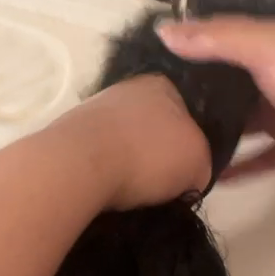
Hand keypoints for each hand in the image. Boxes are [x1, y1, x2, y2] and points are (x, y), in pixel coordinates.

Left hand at [49, 75, 211, 209]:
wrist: (78, 165)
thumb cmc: (147, 156)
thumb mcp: (198, 161)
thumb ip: (203, 162)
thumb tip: (191, 175)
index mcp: (162, 84)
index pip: (189, 114)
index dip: (192, 146)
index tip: (187, 173)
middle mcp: (127, 89)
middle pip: (155, 129)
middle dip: (158, 156)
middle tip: (162, 187)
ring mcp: (95, 109)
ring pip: (125, 142)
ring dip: (129, 164)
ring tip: (131, 191)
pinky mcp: (71, 134)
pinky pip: (99, 155)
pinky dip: (105, 171)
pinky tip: (106, 187)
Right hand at [157, 16, 274, 180]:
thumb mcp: (266, 48)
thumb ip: (216, 40)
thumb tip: (163, 31)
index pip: (235, 36)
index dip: (201, 45)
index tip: (161, 61)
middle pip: (239, 80)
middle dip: (206, 92)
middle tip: (161, 107)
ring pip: (249, 121)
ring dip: (220, 130)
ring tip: (179, 141)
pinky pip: (262, 157)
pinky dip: (239, 165)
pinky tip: (210, 175)